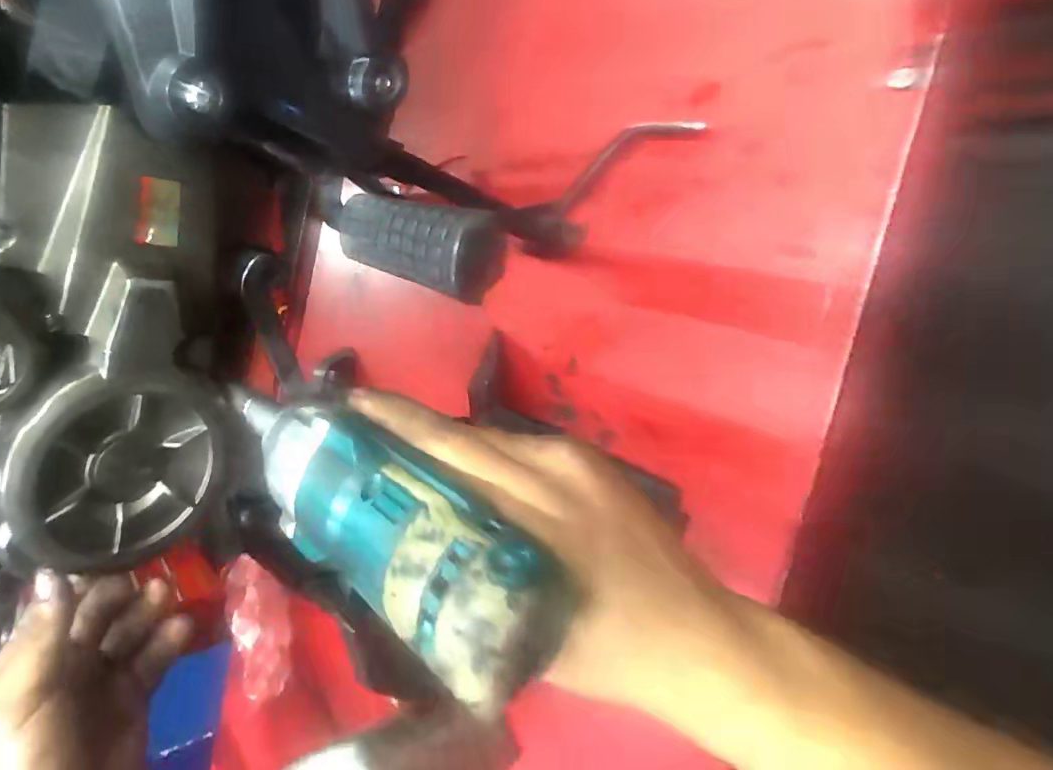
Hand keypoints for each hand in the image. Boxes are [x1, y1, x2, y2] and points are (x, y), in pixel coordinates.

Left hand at [0, 573, 192, 769]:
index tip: (111, 551)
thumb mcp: (22, 701)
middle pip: (97, 614)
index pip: (56, 605)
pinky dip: (169, 640)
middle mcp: (66, 665)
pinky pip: (153, 659)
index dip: (82, 578)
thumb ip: (43, 636)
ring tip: (166, 593)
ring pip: (128, 631)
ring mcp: (102, 682)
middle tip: (146, 575)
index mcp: (29, 662)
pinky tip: (183, 627)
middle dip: (121, 592)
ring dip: (148, 610)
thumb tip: (54, 571)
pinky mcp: (134, 700)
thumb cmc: (28, 760)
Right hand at [349, 390, 1052, 769]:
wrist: (702, 636)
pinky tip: (469, 483)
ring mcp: (576, 458)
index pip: (450, 451)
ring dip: (447, 446)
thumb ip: (467, 583)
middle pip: (463, 435)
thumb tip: (409, 554)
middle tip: (358, 425)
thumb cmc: (610, 648)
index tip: (350, 405)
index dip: (396, 423)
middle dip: (406, 424)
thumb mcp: (523, 630)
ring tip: (405, 458)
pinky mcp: (590, 461)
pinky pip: (520, 451)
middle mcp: (554, 465)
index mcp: (537, 507)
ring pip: (490, 441)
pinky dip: (484, 461)